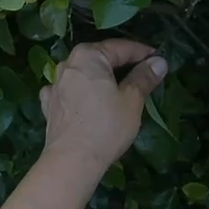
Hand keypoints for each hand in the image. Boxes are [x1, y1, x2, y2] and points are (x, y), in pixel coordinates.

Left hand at [40, 39, 166, 180]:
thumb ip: (144, 77)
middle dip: (121, 63)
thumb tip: (159, 61)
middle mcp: (68, 63)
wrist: (71, 161)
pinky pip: (67, 89)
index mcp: (88, 56)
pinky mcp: (49, 104)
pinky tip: (84, 98)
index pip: (120, 47)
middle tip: (143, 72)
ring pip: (83, 73)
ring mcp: (55, 84)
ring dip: (99, 77)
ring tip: (116, 86)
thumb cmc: (106, 126)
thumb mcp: (132, 100)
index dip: (142, 52)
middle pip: (100, 58)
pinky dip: (79, 90)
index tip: (158, 59)